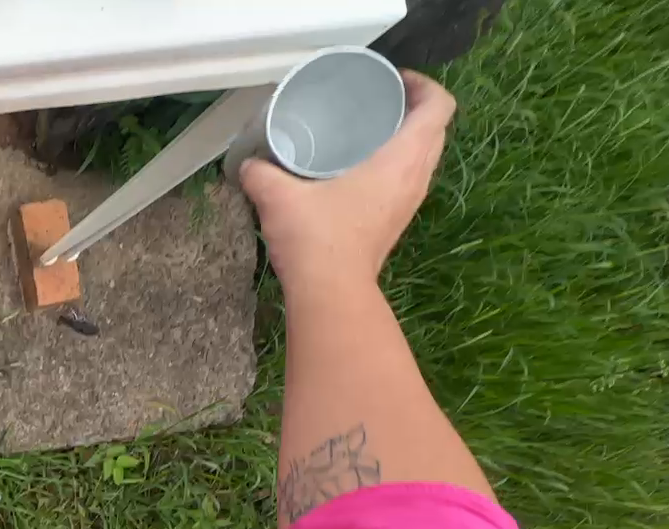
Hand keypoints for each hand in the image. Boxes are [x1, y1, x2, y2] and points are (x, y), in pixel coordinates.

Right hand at [240, 70, 456, 291]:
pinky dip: (390, 169)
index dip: (423, 85)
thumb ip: (262, 177)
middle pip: (433, 129)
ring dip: (402, 142)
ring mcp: (409, 201)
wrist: (329, 289)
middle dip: (410, 112)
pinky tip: (356, 177)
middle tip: (374, 108)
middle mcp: (416, 175)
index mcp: (403, 156)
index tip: (392, 82)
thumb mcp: (279, 200)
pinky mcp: (394, 221)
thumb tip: (248, 164)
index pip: (438, 104)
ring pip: (421, 157)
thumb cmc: (315, 237)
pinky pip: (404, 181)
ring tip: (365, 140)